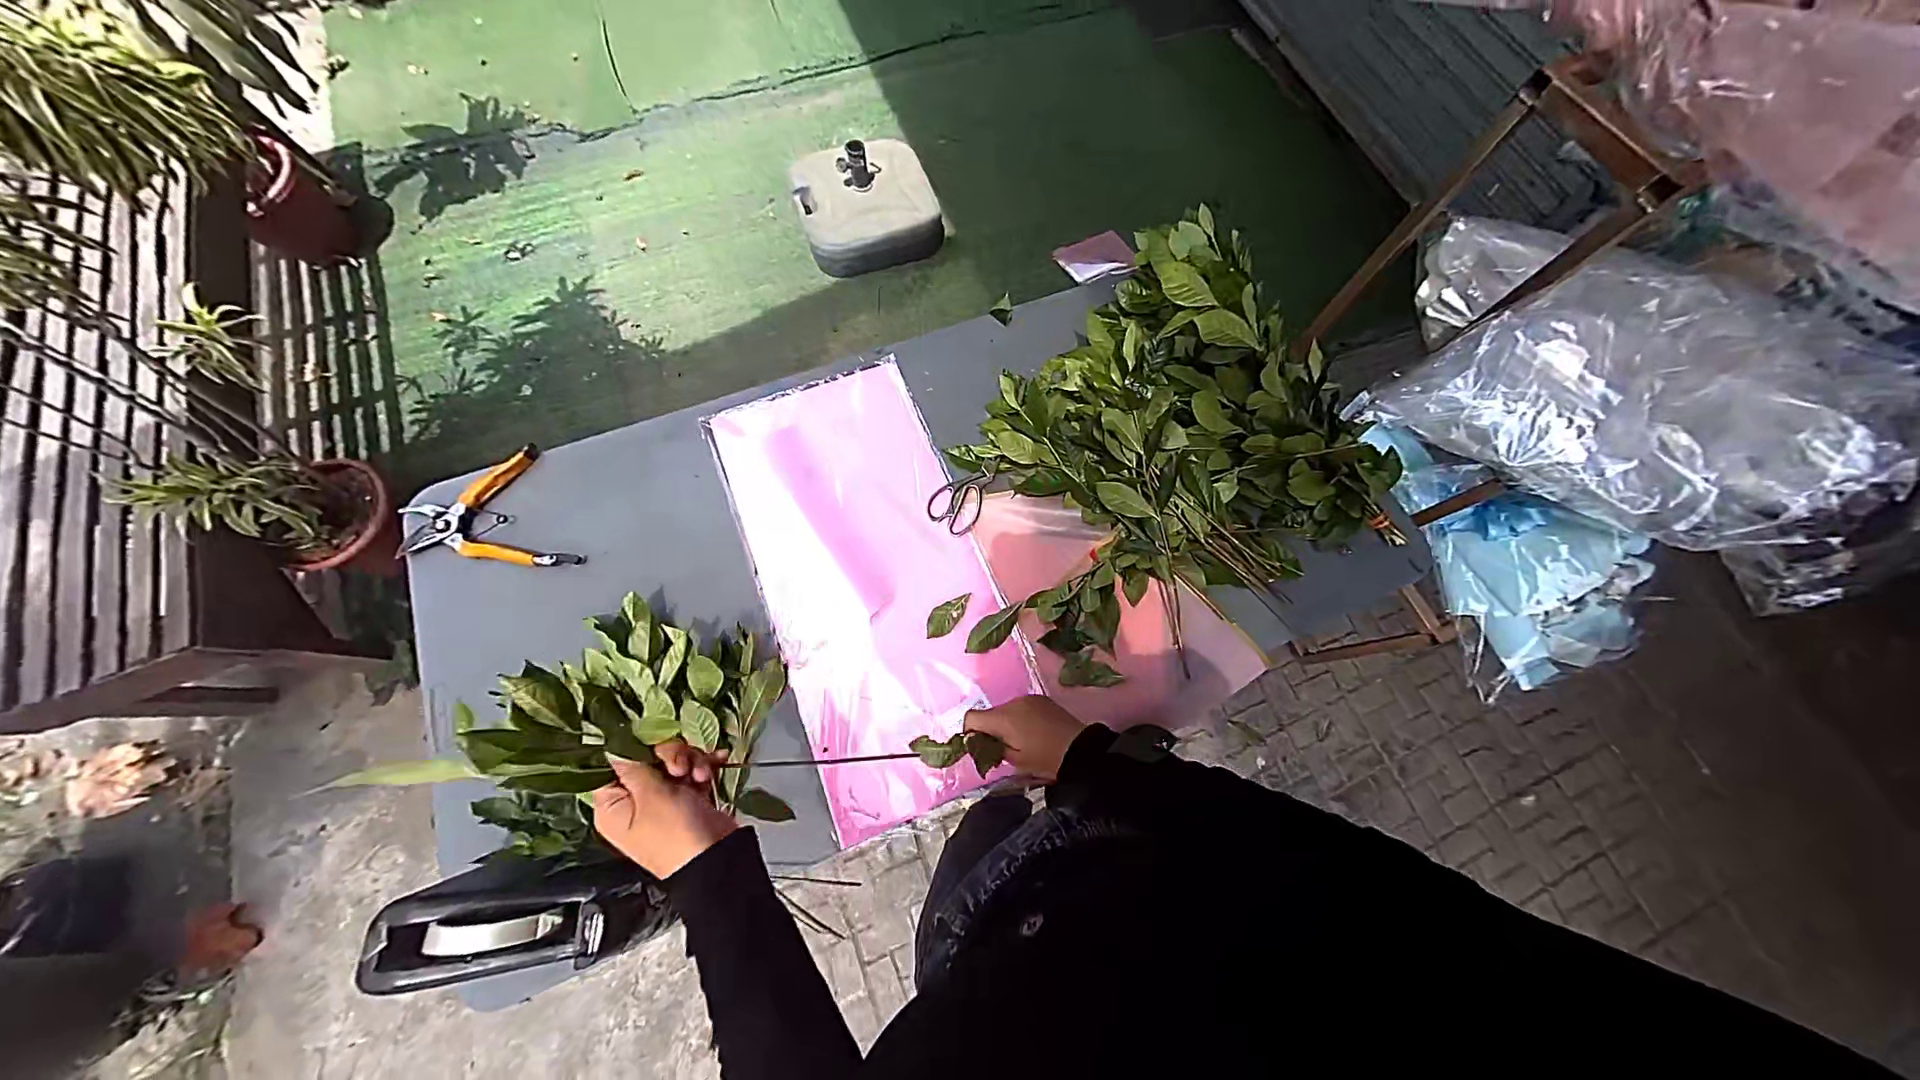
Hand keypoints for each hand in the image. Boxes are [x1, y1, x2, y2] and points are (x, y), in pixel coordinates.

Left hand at [592, 741, 737, 878]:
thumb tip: (611, 746)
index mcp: (613, 804)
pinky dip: (704, 766)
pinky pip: (692, 769)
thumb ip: (633, 765)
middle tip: (680, 767)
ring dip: (691, 760)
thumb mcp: (651, 795)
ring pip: (673, 760)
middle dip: (670, 755)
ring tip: (701, 774)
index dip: (634, 749)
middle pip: (647, 758)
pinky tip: (716, 765)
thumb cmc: (675, 833)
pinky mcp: (688, 796)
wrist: (715, 857)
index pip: (614, 764)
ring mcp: (663, 798)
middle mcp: (635, 800)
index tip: (652, 745)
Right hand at [964, 695, 1086, 782]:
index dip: (970, 732)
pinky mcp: (1041, 699)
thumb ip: (993, 748)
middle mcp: (1013, 703)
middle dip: (990, 729)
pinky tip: (1034, 731)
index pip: (971, 718)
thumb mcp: (1015, 761)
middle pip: (989, 713)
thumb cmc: (1046, 759)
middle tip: (1002, 749)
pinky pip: (1021, 707)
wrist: (1081, 749)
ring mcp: (1028, 698)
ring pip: (1005, 710)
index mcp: (1003, 718)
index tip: (979, 747)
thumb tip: (978, 742)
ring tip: (1021, 741)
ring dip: (1006, 723)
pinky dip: (1020, 717)